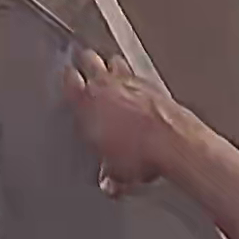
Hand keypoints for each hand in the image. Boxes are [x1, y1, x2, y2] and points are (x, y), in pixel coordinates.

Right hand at [64, 48, 189, 195]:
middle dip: (86, 61)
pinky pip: (135, 72)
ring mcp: (127, 78)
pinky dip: (134, 78)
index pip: (69, 78)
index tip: (68, 80)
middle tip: (85, 65)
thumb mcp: (116, 170)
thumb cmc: (139, 151)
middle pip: (88, 58)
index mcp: (87, 101)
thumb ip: (107, 171)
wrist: (170, 140)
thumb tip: (109, 180)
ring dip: (111, 66)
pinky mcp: (148, 80)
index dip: (68, 78)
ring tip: (111, 73)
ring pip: (112, 60)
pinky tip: (137, 89)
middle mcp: (105, 84)